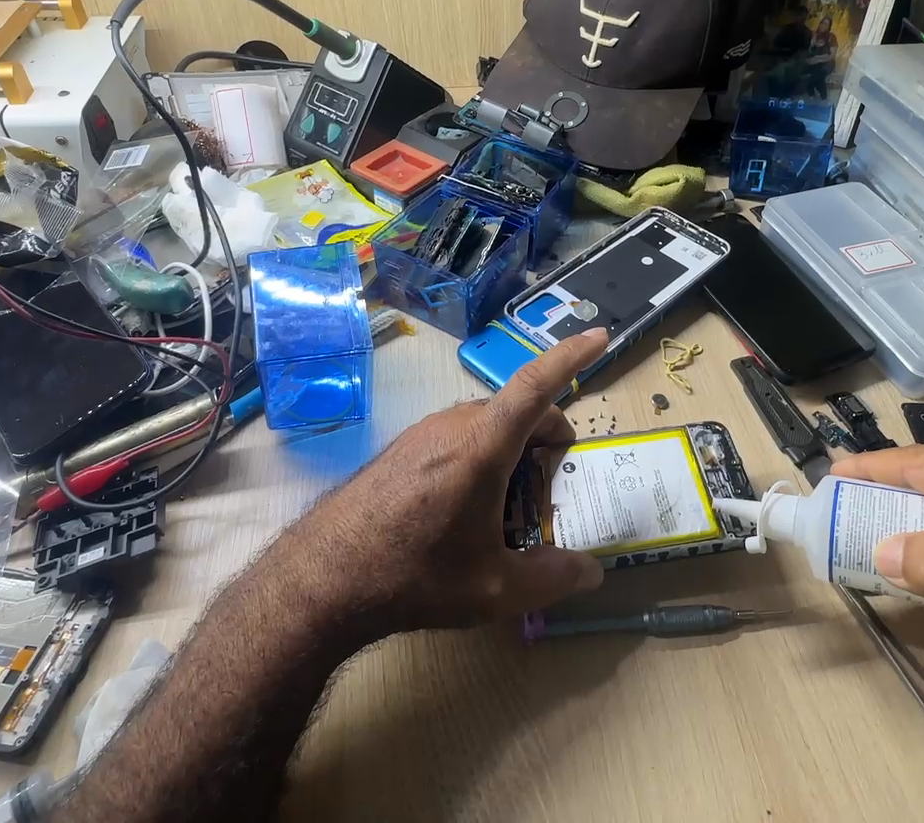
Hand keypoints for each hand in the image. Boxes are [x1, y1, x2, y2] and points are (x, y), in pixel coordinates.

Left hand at [279, 328, 609, 636]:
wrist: (324, 578)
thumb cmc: (415, 575)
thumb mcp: (495, 588)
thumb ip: (552, 577)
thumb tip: (592, 571)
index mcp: (484, 445)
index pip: (536, 385)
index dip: (572, 357)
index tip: (599, 335)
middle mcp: (455, 424)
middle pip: (520, 414)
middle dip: (546, 446)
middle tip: (544, 501)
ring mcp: (425, 432)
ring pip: (490, 427)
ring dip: (513, 456)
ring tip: (500, 517)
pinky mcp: (404, 446)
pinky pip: (460, 438)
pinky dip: (482, 460)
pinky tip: (462, 515)